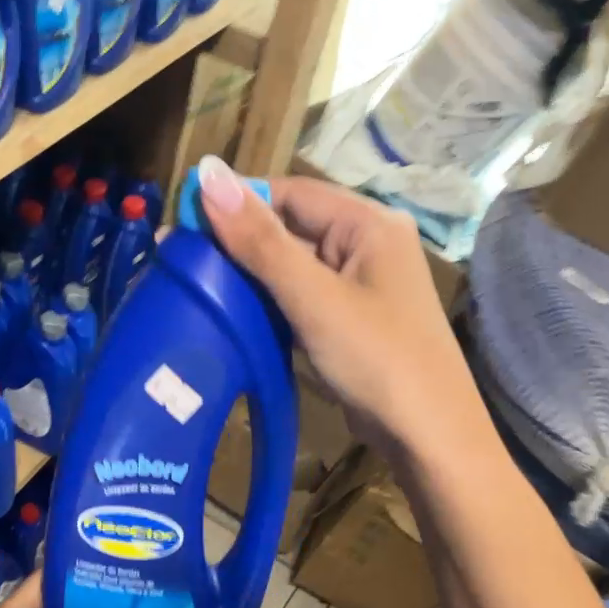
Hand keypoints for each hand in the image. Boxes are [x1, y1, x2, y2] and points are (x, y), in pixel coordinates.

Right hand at [194, 155, 481, 459]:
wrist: (428, 435)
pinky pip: (301, 298)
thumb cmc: (376, 359)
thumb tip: (208, 173)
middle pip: (291, 228)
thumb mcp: (313, 298)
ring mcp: (360, 286)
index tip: (182, 221)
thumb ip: (261, 241)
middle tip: (180, 258)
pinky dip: (270, 303)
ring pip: (293, 266)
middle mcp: (367, 244)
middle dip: (239, 242)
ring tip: (196, 286)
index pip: (290, 193)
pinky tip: (234, 315)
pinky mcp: (350, 321)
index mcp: (368, 222)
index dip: (236, 201)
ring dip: (251, 275)